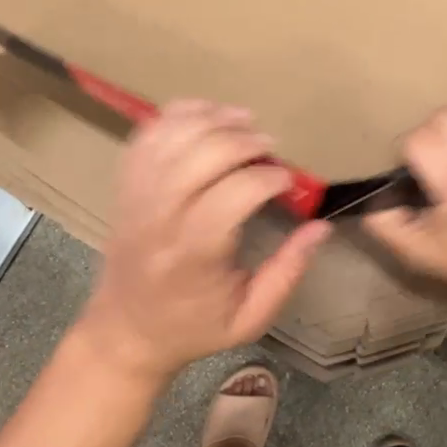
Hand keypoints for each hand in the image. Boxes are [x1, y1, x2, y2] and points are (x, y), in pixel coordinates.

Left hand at [79, 101, 332, 379]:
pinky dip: (178, 115)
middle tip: (268, 147)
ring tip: (243, 122)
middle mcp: (159, 220)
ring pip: (173, 136)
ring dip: (213, 119)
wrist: (126, 331)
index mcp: (193, 257)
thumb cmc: (193, 327)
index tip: (287, 181)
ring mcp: (136, 198)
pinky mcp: (125, 185)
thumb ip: (288, 272)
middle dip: (244, 141)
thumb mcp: (251, 318)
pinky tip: (207, 115)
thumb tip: (321, 227)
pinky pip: (147, 135)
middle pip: (201, 155)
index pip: (232, 195)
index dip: (267, 178)